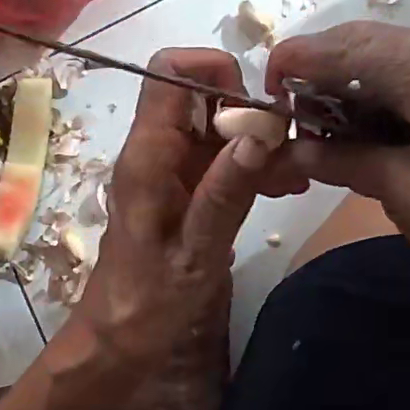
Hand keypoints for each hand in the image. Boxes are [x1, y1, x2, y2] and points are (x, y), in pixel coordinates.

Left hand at [69, 49, 291, 366]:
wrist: (117, 338)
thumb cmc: (148, 304)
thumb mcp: (196, 253)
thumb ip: (225, 192)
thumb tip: (260, 130)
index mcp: (146, 155)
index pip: (169, 71)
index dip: (215, 71)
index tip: (257, 112)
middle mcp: (153, 150)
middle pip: (199, 94)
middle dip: (248, 111)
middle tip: (288, 153)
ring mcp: (166, 168)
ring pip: (214, 126)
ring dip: (255, 141)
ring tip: (292, 177)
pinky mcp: (179, 188)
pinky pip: (216, 157)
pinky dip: (247, 164)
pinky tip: (280, 190)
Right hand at [266, 22, 409, 302]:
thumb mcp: (408, 199)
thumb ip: (343, 158)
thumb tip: (282, 140)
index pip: (361, 48)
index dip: (301, 59)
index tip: (263, 90)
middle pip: (369, 40)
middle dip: (316, 71)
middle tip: (283, 113)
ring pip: (381, 50)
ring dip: (338, 81)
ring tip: (310, 122)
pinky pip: (403, 67)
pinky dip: (365, 89)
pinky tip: (347, 120)